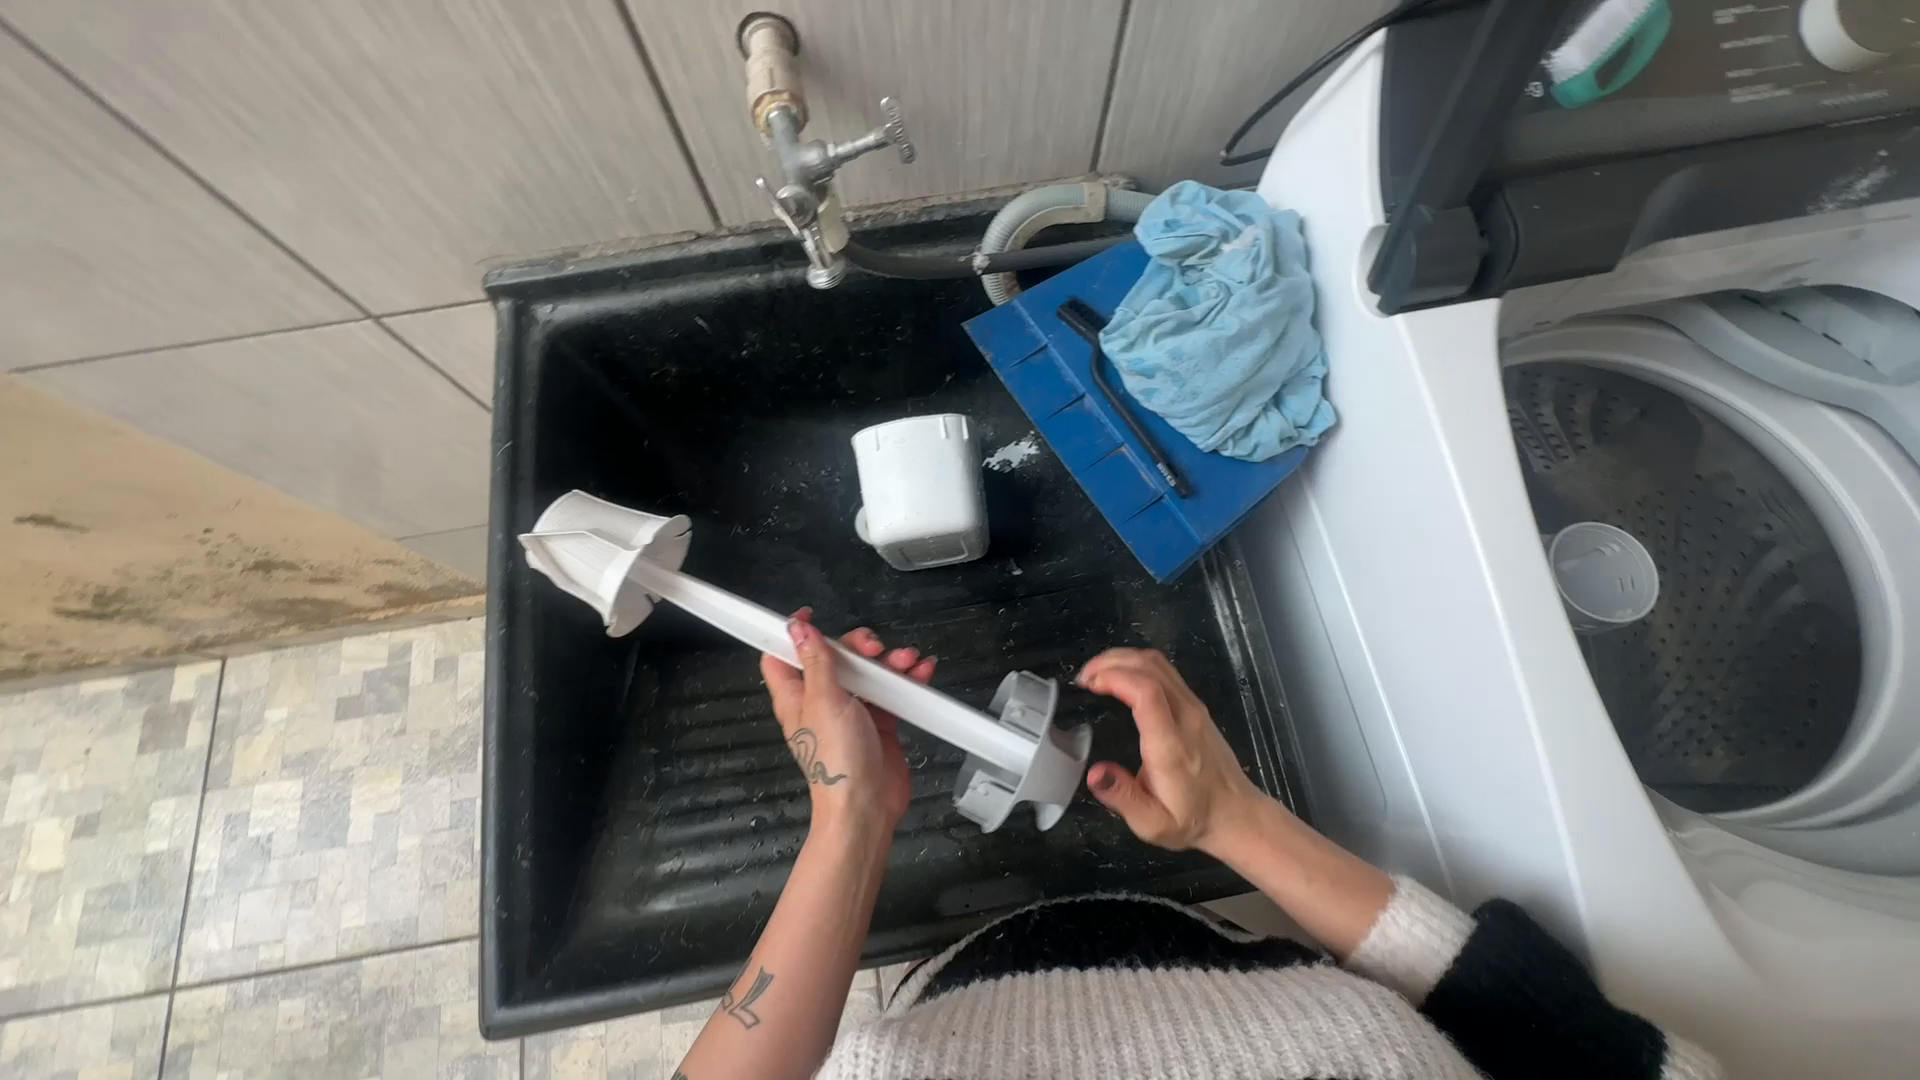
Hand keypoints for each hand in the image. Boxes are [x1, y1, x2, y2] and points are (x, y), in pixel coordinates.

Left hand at [760, 609, 936, 835]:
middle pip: (835, 656)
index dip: (793, 633)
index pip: (783, 656)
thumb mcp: (824, 700)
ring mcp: (852, 710)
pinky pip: (893, 690)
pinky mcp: (880, 721)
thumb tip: (798, 629)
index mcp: (797, 695)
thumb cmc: (837, 761)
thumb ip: (816, 661)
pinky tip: (921, 672)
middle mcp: (822, 700)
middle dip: (858, 645)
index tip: (810, 615)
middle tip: (873, 648)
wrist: (868, 805)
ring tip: (906, 662)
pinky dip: (908, 678)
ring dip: (890, 660)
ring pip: (868, 670)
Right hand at [1077, 648, 1265, 854]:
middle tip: (1083, 678)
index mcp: (1171, 744)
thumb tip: (1094, 772)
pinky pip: (1164, 671)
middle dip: (1111, 662)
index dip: (1115, 677)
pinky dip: (1136, 665)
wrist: (1237, 816)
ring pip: (1158, 663)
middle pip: (1150, 667)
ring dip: (1122, 659)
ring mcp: (1194, 707)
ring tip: (1096, 674)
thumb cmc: (1191, 820)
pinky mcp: (1195, 705)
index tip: (1088, 683)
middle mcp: (1185, 716)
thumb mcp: (1152, 823)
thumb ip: (1122, 797)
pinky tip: (1120, 678)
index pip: (1147, 691)